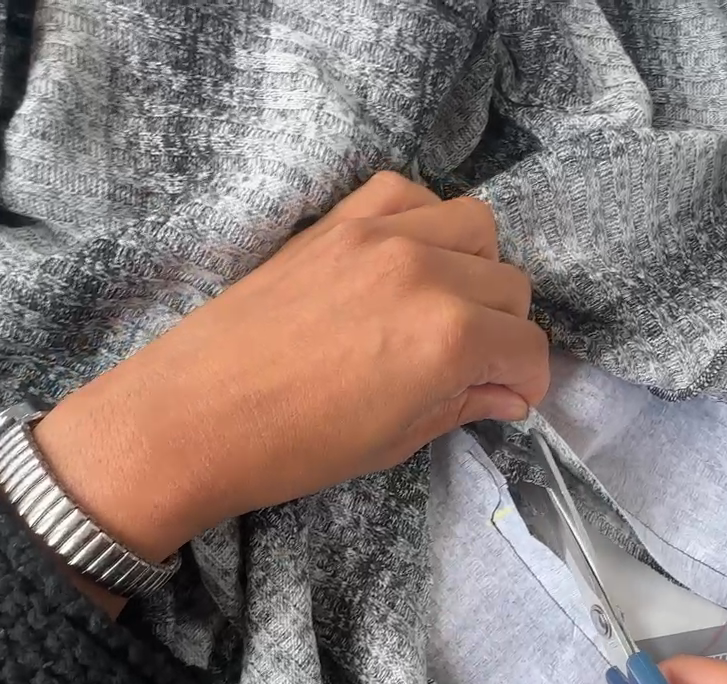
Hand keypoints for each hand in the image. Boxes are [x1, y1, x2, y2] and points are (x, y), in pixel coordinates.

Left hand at [32, 172, 549, 564]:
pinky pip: (410, 192)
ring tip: (444, 308)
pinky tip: (405, 263)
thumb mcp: (396, 440)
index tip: (509, 396)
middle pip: (511, 283)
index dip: (527, 380)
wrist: (197, 416)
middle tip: (472, 364)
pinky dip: (425, 223)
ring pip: (477, 226)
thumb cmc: (298, 448)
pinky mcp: (338, 220)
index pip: (529, 345)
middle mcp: (427, 273)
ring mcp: (380, 235)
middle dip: (505, 331)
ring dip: (477, 270)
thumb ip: (464, 405)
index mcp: (447, 340)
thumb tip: (509, 394)